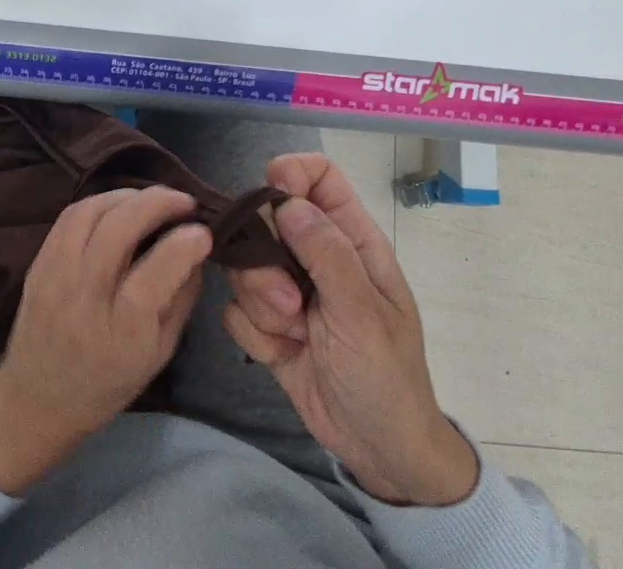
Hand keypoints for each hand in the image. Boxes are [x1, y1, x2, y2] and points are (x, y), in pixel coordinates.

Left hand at [0, 186, 211, 495]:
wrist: (39, 398)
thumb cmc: (109, 382)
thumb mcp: (160, 353)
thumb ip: (181, 299)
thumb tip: (198, 250)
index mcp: (121, 332)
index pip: (153, 275)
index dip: (182, 246)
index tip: (203, 231)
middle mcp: (84, 299)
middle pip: (117, 231)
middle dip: (156, 203)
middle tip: (184, 201)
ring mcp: (54, 278)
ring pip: (89, 214)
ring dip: (126, 196)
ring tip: (152, 199)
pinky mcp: (37, 264)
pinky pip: (67, 218)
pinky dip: (98, 203)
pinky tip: (119, 205)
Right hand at [223, 153, 479, 506]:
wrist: (376, 447)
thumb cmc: (386, 376)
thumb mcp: (363, 315)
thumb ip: (327, 255)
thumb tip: (288, 201)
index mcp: (353, 241)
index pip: (319, 177)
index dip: (290, 175)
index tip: (271, 202)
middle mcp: (316, 256)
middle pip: (265, 221)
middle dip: (265, 261)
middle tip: (290, 301)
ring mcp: (289, 290)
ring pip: (244, 267)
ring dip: (261, 304)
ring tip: (295, 334)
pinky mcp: (267, 324)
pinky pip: (236, 308)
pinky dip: (255, 334)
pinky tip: (285, 355)